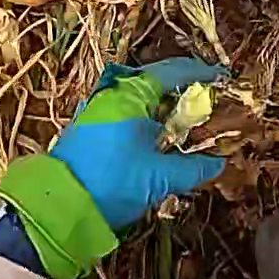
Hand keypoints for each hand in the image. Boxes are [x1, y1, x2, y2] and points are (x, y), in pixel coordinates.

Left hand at [51, 59, 227, 228]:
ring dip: (168, 106)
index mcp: (133, 93)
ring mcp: (101, 109)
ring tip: (192, 119)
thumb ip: (192, 168)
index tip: (224, 79)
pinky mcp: (93, 127)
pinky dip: (152, 118)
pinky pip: (132, 112)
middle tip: (211, 99)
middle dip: (187, 89)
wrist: (55, 207)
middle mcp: (115, 93)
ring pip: (144, 98)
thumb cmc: (112, 181)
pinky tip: (164, 136)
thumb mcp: (158, 177)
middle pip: (159, 81)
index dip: (202, 73)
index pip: (175, 71)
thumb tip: (219, 163)